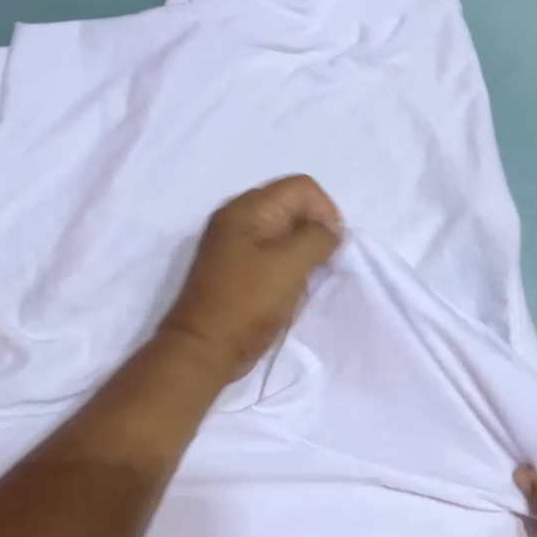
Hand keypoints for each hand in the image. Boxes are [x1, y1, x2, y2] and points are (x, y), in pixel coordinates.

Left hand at [159, 175, 342, 381]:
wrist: (205, 349)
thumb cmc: (248, 304)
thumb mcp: (290, 265)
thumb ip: (317, 238)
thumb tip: (330, 231)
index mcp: (247, 209)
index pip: (301, 188)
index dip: (326, 212)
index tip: (331, 249)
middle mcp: (237, 218)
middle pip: (291, 206)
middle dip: (314, 231)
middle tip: (321, 265)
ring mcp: (233, 244)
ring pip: (282, 232)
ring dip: (302, 251)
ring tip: (305, 280)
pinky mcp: (234, 268)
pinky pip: (270, 253)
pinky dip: (287, 265)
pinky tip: (289, 288)